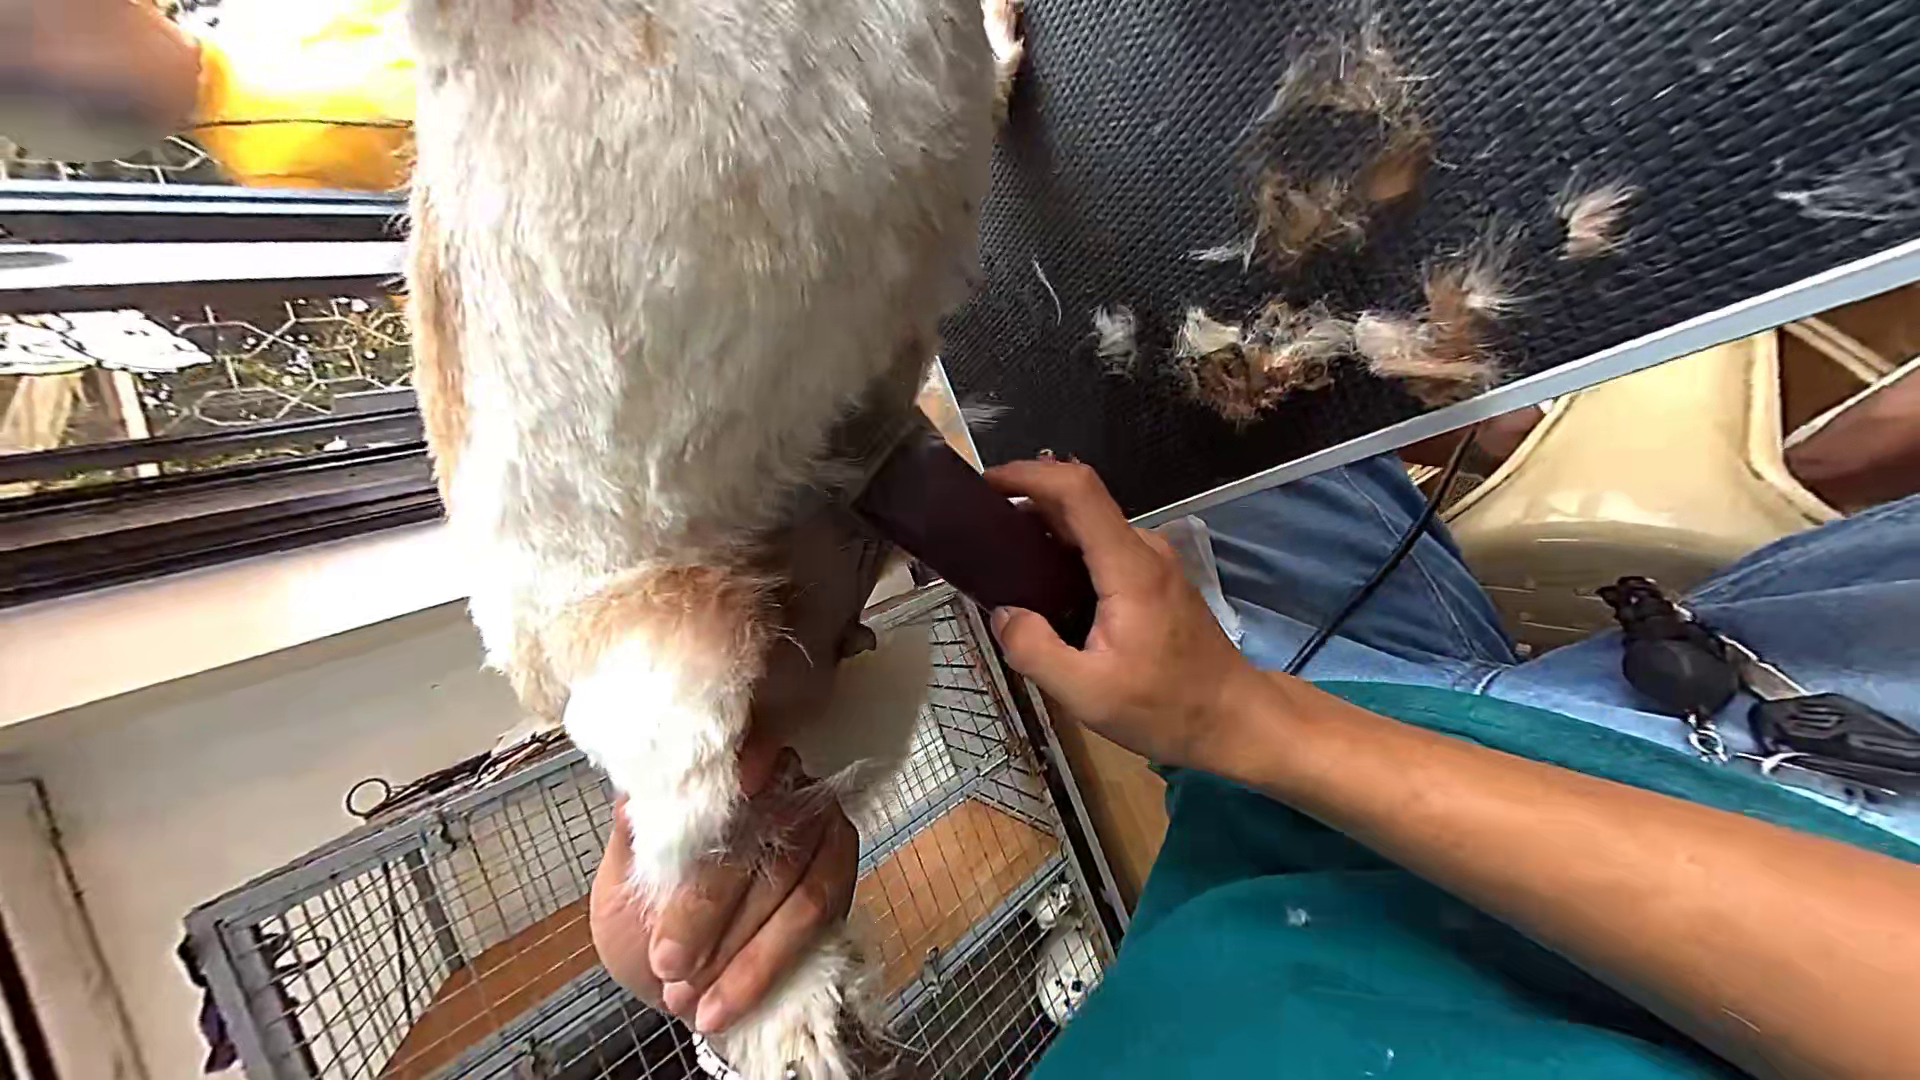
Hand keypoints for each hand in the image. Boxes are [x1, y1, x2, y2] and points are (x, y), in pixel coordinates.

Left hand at [590, 499, 878, 1032]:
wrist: (683, 976)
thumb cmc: (647, 919)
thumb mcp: (623, 882)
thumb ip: (635, 833)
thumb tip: (641, 778)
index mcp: (727, 776)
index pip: (748, 745)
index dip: (748, 756)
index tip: (736, 782)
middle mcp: (782, 781)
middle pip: (764, 820)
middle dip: (713, 895)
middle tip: (667, 957)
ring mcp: (818, 818)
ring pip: (795, 865)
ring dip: (743, 937)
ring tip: (685, 993)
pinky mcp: (840, 862)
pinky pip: (821, 902)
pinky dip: (771, 957)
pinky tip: (725, 1007)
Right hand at [983, 459, 1261, 768]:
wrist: (1235, 719)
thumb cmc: (1167, 707)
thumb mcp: (1088, 693)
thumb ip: (1034, 650)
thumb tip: (1002, 613)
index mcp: (1128, 566)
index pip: (1078, 489)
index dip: (1029, 475)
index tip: (986, 485)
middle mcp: (1142, 549)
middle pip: (1078, 501)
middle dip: (1024, 502)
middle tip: (979, 532)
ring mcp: (1151, 560)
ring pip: (1088, 525)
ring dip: (1042, 528)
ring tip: (1000, 557)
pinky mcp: (1151, 576)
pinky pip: (1099, 546)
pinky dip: (1062, 549)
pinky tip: (1040, 582)